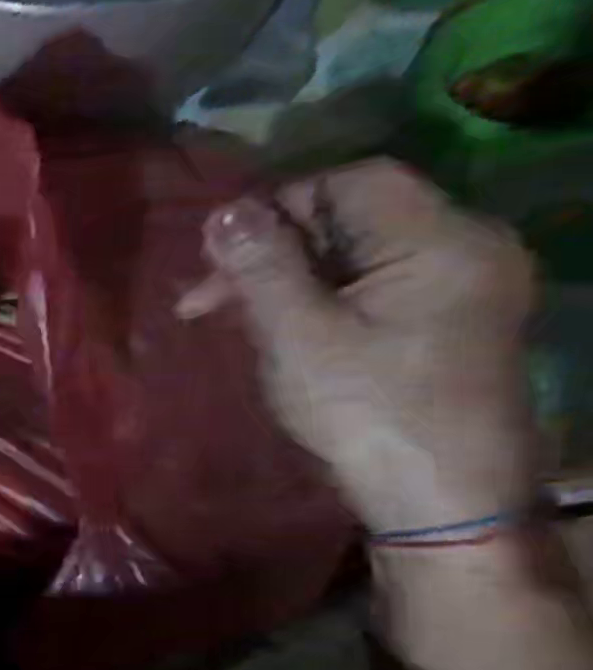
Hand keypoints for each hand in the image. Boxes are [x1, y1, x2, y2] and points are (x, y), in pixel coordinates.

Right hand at [181, 159, 538, 533]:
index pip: (355, 181)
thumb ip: (263, 268)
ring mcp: (459, 284)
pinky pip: (370, 284)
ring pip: (357, 253)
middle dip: (272, 247)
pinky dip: (315, 297)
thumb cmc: (363, 407)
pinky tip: (277, 330)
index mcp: (440, 240)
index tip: (213, 255)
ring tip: (228, 318)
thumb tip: (225, 211)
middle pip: (356, 215)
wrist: (437, 489)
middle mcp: (465, 246)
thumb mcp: (298, 335)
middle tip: (204, 299)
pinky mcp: (445, 318)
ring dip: (285, 276)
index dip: (278, 204)